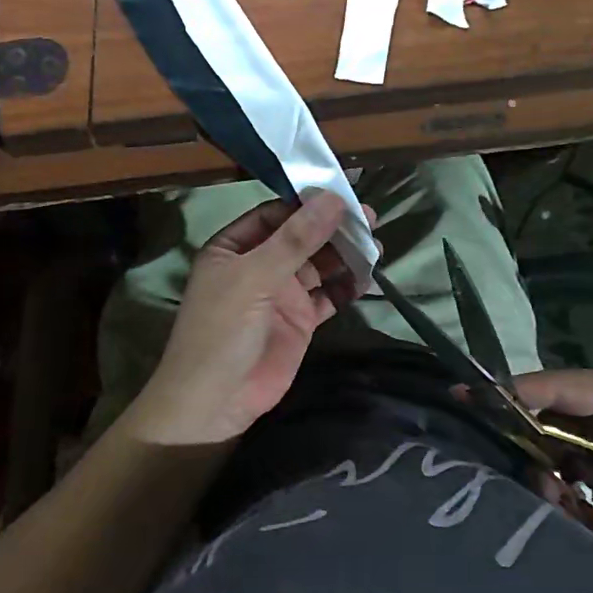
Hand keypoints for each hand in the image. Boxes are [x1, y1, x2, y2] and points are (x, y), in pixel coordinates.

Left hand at [129, 192, 366, 445]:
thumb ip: (294, 240)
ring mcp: (280, 294)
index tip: (344, 192)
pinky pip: (328, 296)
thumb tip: (332, 199)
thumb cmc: (223, 330)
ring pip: (318, 265)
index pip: (275, 214)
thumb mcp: (254, 277)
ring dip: (344, 255)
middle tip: (371, 218)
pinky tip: (368, 278)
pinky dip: (347, 286)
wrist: (216, 401)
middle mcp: (258, 265)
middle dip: (332, 228)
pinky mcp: (300, 321)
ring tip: (377, 244)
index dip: (307, 203)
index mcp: (234, 247)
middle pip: (300, 237)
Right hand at [514, 369, 592, 592]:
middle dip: (533, 454)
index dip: (517, 390)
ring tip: (588, 525)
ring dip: (551, 485)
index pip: (564, 385)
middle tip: (548, 498)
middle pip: (543, 412)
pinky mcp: (592, 458)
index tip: (470, 398)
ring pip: (543, 444)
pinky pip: (554, 469)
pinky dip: (564, 499)